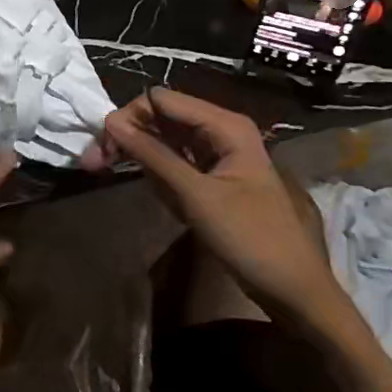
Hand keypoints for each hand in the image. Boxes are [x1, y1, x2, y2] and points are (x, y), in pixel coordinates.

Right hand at [103, 89, 340, 321]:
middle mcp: (222, 130)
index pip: (163, 100)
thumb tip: (111, 121)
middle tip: (96, 165)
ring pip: (168, 142)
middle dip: (132, 138)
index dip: (130, 117)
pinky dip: (164, 177)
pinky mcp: (216, 177)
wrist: (295, 290)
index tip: (101, 147)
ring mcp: (219, 154)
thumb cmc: (251, 238)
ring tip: (133, 186)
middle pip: (163, 118)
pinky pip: (180, 164)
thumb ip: (153, 155)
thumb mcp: (196, 196)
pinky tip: (164, 198)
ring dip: (145, 160)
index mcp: (225, 124)